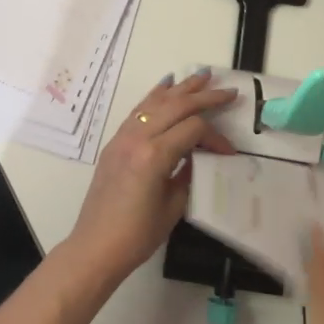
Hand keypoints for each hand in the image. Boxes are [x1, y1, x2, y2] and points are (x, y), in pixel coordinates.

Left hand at [64, 71, 237, 284]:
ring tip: (202, 76)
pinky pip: (138, 110)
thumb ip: (188, 174)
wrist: (95, 247)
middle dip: (204, 96)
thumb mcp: (173, 207)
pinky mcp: (115, 142)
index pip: (193, 130)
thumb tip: (198, 156)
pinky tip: (166, 85)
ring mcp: (123, 137)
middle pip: (176, 106)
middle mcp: (137, 138)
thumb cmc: (137, 235)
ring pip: (155, 102)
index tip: (228, 152)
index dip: (216, 138)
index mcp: (154, 155)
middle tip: (228, 91)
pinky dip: (155, 95)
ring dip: (180, 88)